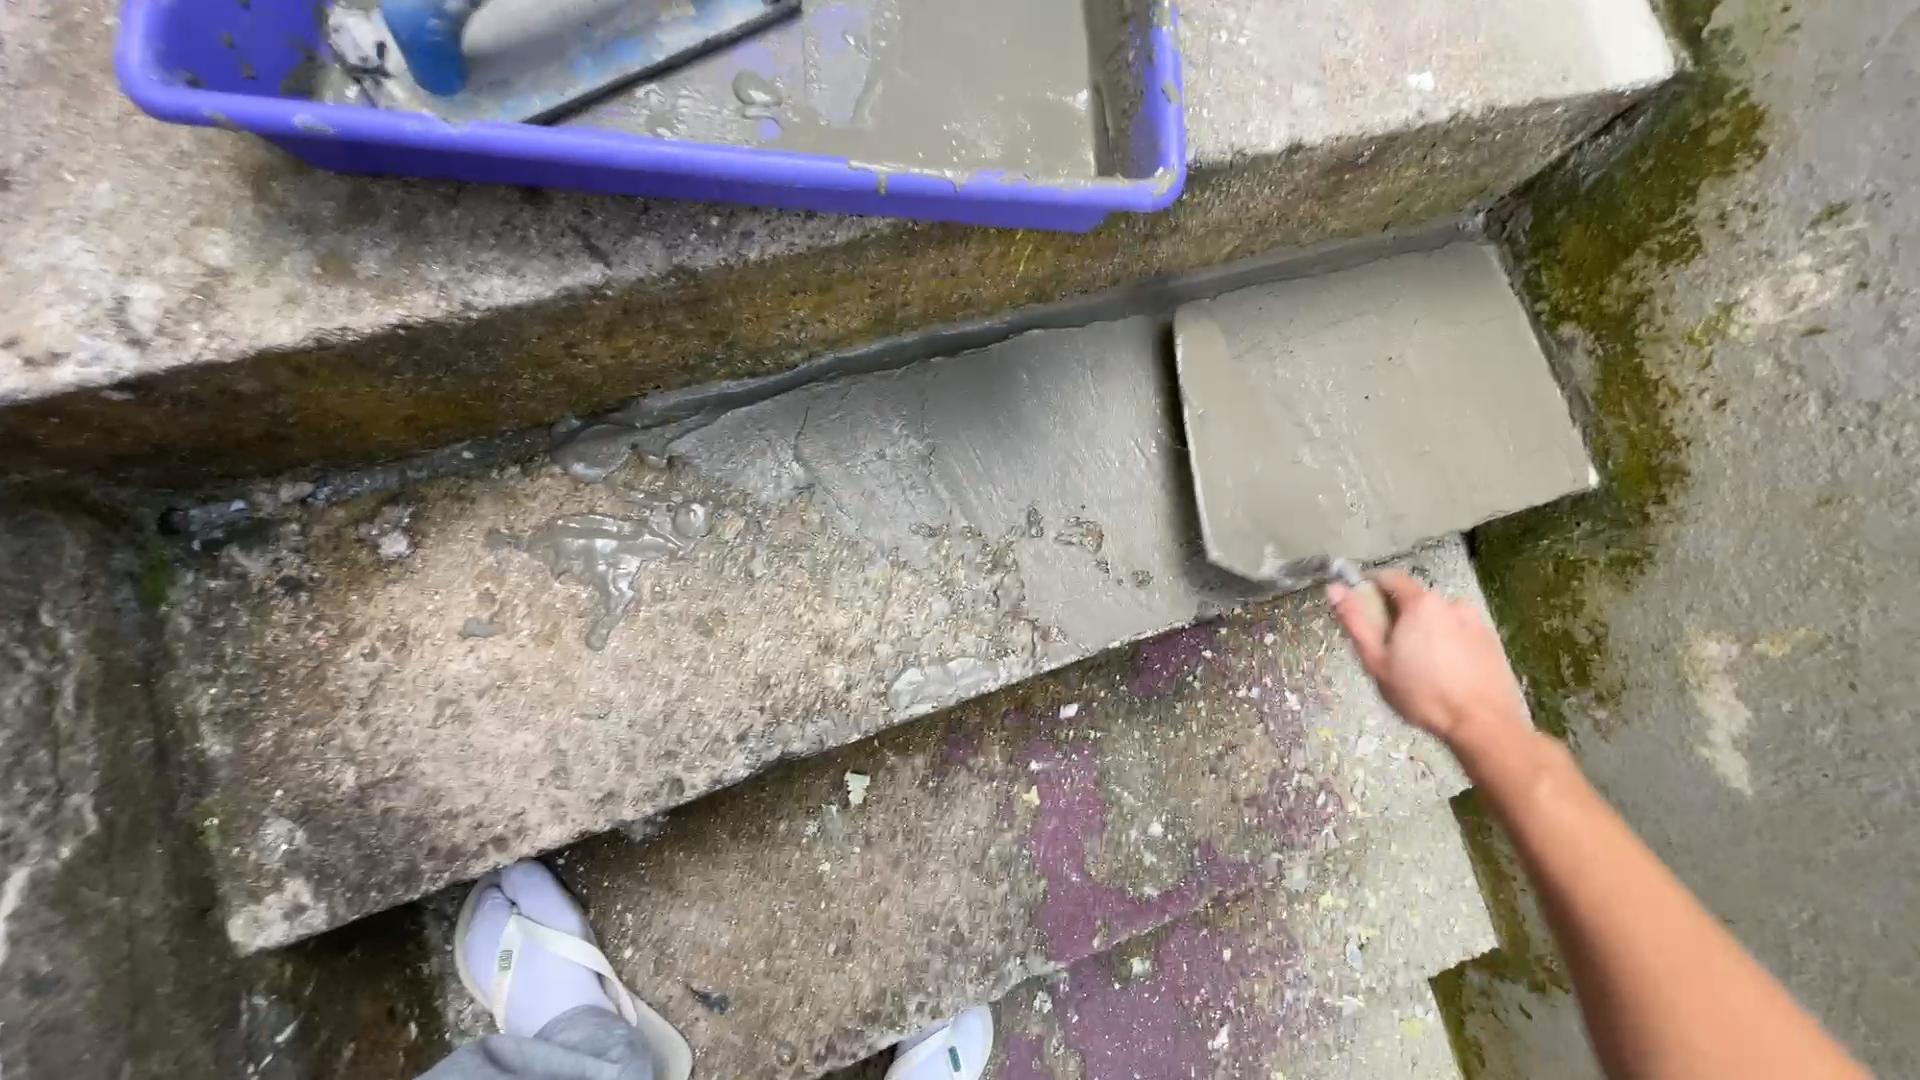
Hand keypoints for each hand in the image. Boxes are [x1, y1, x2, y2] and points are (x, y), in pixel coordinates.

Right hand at [1327, 570, 1531, 750]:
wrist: (1483, 724)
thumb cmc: (1421, 693)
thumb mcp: (1376, 661)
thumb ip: (1355, 621)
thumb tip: (1334, 588)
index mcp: (1419, 604)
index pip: (1390, 577)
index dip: (1372, 588)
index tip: (1364, 611)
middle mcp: (1450, 603)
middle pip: (1415, 599)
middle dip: (1399, 616)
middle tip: (1391, 650)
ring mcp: (1475, 621)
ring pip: (1439, 617)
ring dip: (1426, 630)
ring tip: (1421, 665)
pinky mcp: (1492, 640)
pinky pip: (1460, 632)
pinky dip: (1448, 643)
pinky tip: (1446, 672)